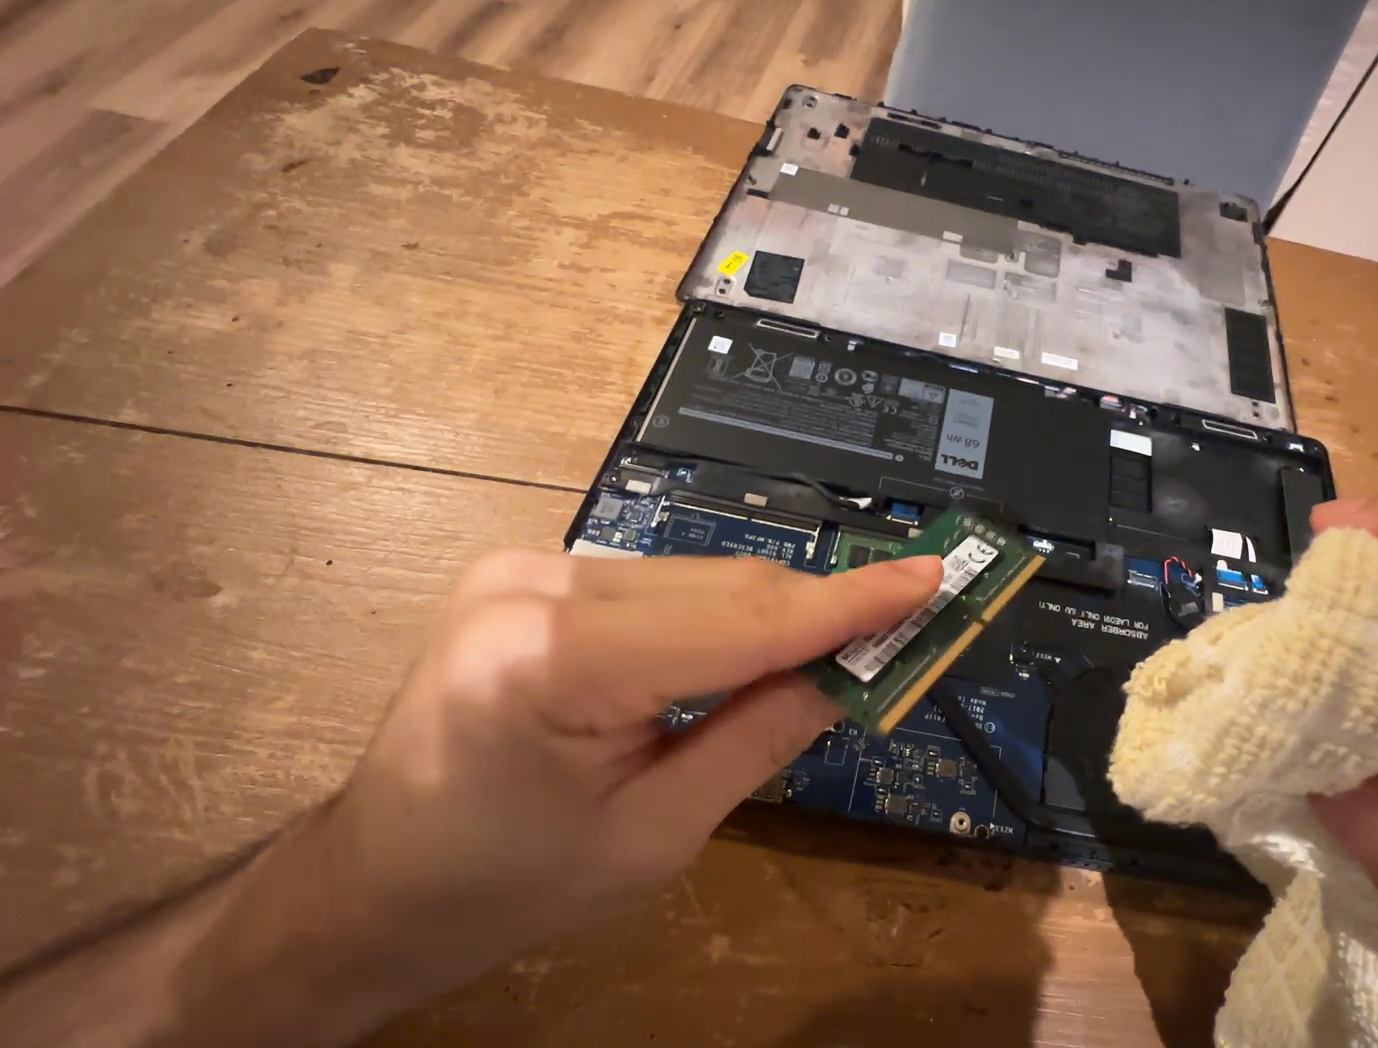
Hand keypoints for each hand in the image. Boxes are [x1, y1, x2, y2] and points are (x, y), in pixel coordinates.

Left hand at [183, 550, 941, 1042]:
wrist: (370, 882)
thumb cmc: (508, 887)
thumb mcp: (657, 836)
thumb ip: (762, 735)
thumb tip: (852, 670)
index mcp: (549, 663)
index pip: (740, 619)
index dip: (849, 600)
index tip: (929, 577)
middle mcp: (535, 586)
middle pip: (727, 587)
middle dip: (823, 611)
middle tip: (905, 625)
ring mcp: (527, 567)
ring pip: (703, 578)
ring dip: (776, 615)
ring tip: (833, 652)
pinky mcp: (534, 571)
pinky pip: (667, 584)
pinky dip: (726, 614)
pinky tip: (751, 650)